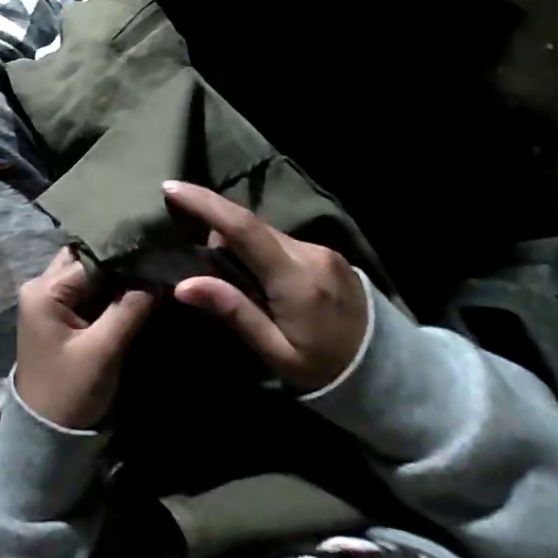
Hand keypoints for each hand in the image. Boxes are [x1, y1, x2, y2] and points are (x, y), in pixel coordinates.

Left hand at [15, 249, 156, 428]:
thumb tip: (158, 274)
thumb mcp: (104, 350)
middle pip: (87, 257)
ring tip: (152, 269)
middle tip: (157, 257)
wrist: (45, 435)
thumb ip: (131, 307)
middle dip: (121, 257)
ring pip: (88, 271)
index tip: (159, 250)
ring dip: (117, 272)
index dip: (126, 253)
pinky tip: (136, 288)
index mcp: (44, 291)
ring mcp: (48, 300)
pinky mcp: (59, 314)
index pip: (91, 256)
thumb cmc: (71, 392)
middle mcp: (41, 286)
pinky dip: (110, 287)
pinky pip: (87, 289)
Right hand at [164, 182, 367, 391]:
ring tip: (231, 280)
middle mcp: (311, 253)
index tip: (171, 188)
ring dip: (241, 246)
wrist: (385, 369)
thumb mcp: (275, 351)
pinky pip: (282, 243)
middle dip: (217, 231)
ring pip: (267, 234)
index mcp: (296, 279)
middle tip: (196, 257)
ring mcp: (323, 250)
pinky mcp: (328, 254)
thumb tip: (184, 284)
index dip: (205, 204)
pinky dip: (261, 253)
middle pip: (252, 227)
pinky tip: (260, 282)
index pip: (243, 228)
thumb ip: (233, 312)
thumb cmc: (324, 368)